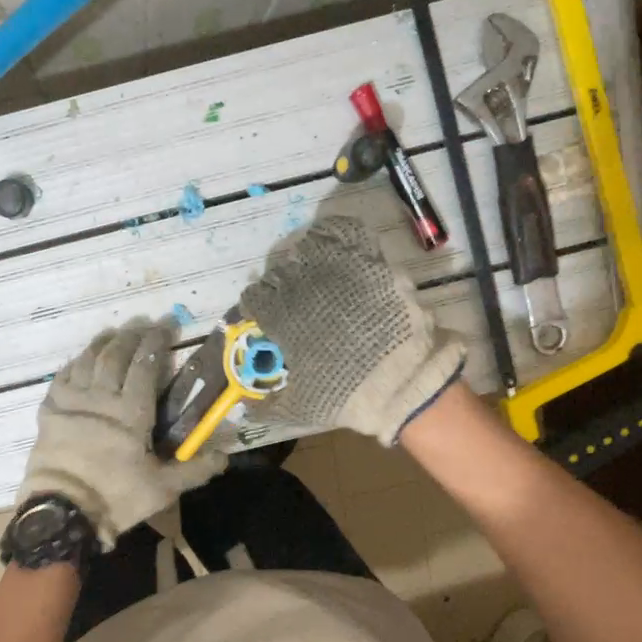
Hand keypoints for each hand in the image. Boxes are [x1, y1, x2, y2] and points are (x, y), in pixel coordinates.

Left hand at [17, 318, 225, 546]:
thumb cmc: (116, 498)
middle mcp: (102, 397)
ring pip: (87, 360)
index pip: (146, 364)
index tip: (166, 327)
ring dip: (102, 343)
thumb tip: (225, 457)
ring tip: (114, 334)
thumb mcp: (162, 488)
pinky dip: (74, 363)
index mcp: (132, 411)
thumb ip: (195, 469)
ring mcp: (72, 401)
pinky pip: (62, 377)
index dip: (157, 342)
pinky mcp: (49, 411)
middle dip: (131, 336)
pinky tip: (80, 360)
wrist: (62, 511)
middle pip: (116, 354)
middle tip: (143, 325)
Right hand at [239, 216, 466, 444]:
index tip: (268, 319)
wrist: (400, 380)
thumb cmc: (344, 396)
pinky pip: (343, 230)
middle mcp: (301, 286)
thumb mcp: (298, 408)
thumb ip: (264, 407)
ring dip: (306, 258)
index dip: (259, 307)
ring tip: (316, 273)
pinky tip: (335, 244)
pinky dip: (335, 232)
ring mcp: (335, 269)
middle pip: (279, 272)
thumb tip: (241, 411)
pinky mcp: (367, 260)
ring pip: (307, 247)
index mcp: (280, 317)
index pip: (254, 297)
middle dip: (282, 285)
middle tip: (296, 301)